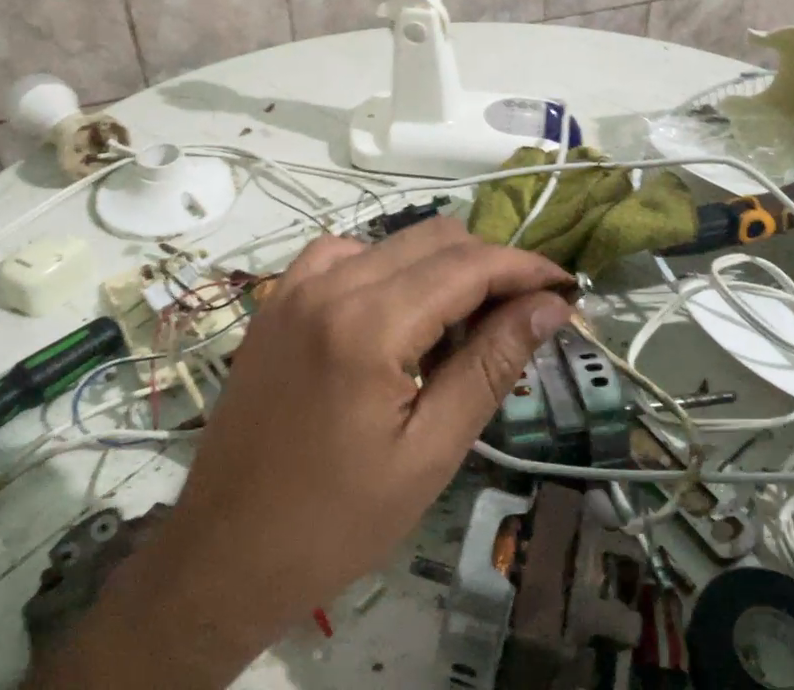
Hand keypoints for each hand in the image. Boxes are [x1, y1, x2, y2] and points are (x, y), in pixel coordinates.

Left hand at [32, 218, 572, 687]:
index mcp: (368, 323)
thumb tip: (550, 306)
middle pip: (434, 239)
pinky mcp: (275, 304)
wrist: (227, 554)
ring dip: (439, 267)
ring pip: (392, 241)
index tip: (567, 288)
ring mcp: (293, 289)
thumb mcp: (431, 450)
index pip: (468, 265)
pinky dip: (385, 269)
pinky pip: (343, 256)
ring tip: (461, 325)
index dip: (526, 268)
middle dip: (490, 266)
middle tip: (523, 316)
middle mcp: (327, 285)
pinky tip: (395, 315)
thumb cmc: (338, 519)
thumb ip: (491, 365)